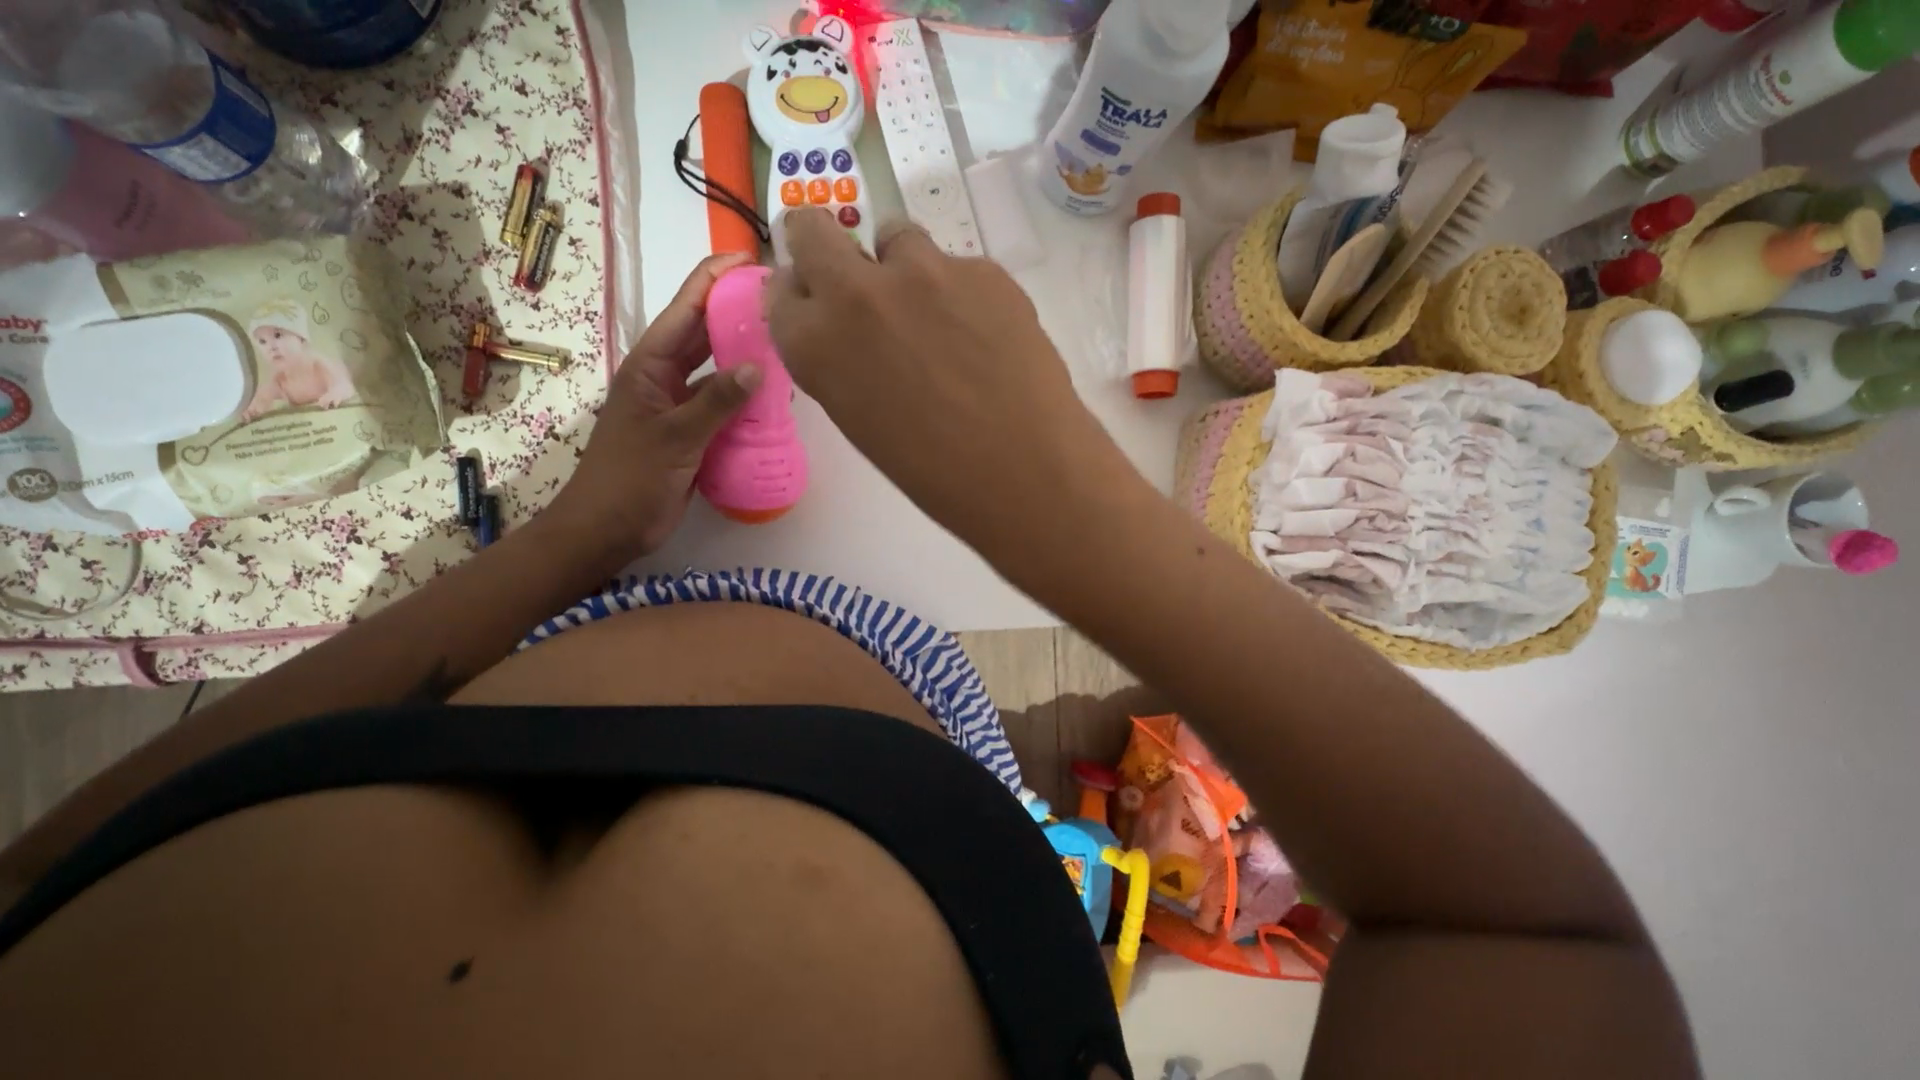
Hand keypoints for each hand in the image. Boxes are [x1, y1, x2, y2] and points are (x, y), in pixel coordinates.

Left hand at [546, 253, 760, 560]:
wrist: (606, 531)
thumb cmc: (629, 479)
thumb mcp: (675, 438)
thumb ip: (717, 402)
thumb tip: (758, 367)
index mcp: (650, 365)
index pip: (685, 309)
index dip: (714, 278)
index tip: (751, 259)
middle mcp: (665, 376)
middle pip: (703, 332)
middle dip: (737, 312)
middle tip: (784, 298)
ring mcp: (678, 404)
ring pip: (717, 368)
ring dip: (746, 354)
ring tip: (788, 339)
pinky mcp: (692, 432)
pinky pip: (723, 403)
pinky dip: (747, 396)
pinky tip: (777, 395)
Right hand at [766, 209, 1131, 552]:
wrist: (1021, 466)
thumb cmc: (931, 468)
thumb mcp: (858, 415)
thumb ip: (838, 358)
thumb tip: (845, 327)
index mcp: (813, 341)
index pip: (781, 288)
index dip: (801, 292)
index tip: (817, 301)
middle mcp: (855, 291)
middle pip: (815, 230)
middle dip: (823, 243)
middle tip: (853, 273)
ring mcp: (921, 271)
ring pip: (895, 235)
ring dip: (902, 264)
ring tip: (934, 311)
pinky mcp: (979, 267)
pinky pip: (957, 266)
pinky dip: (961, 292)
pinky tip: (985, 334)